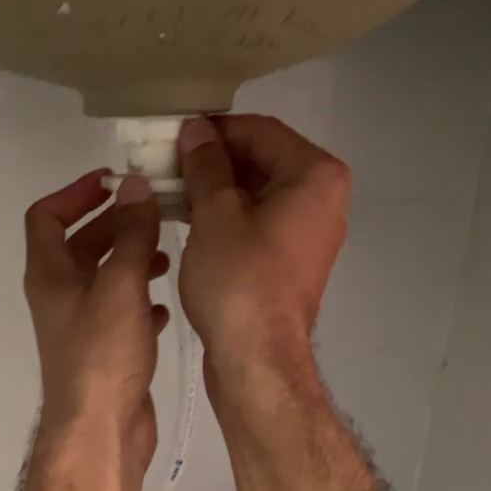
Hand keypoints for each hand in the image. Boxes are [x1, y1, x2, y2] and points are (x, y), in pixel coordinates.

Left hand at [23, 171, 171, 482]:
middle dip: (116, 225)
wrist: (100, 430)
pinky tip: (166, 305)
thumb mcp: (120, 285)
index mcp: (49, 275)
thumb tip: (135, 187)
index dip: (74, 193)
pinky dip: (142, 301)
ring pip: (105, 279)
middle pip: (81, 245)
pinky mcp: (104, 352)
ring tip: (168, 256)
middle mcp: (60, 297)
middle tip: (156, 214)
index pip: (45, 216)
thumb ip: (131, 235)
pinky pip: (122, 313)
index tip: (113, 182)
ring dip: (133, 261)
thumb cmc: (103, 354)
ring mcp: (82, 326)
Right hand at [176, 115, 350, 385]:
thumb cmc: (239, 281)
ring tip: (171, 194)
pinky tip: (190, 223)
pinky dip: (227, 220)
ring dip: (216, 192)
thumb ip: (205, 166)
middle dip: (214, 162)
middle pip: (263, 162)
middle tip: (167, 166)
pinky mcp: (291, 265)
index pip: (260, 131)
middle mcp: (324, 200)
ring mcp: (310, 236)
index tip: (172, 138)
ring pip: (258, 196)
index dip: (214, 131)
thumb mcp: (214, 216)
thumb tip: (196, 131)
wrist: (256, 359)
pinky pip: (258, 226)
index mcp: (315, 176)